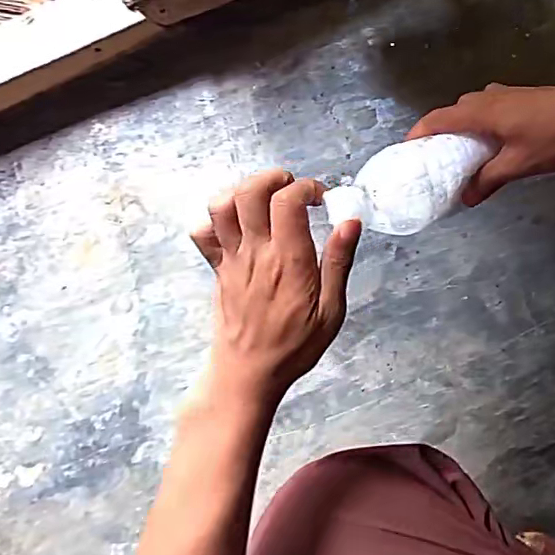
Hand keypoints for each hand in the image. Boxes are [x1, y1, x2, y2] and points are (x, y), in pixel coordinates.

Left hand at [188, 169, 360, 412]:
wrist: (245, 377)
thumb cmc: (294, 346)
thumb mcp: (332, 311)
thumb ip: (338, 262)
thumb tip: (351, 222)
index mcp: (288, 261)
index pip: (286, 202)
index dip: (305, 187)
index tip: (322, 198)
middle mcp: (255, 254)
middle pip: (249, 192)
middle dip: (273, 178)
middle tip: (294, 189)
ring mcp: (231, 260)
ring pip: (222, 205)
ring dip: (245, 190)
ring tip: (268, 199)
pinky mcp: (217, 269)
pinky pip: (203, 232)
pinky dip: (217, 218)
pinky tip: (241, 224)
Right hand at [406, 84, 554, 204]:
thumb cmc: (554, 138)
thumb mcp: (518, 165)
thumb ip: (488, 180)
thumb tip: (467, 198)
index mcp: (483, 111)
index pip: (440, 118)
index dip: (420, 132)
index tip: (407, 148)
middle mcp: (491, 96)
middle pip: (456, 110)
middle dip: (443, 129)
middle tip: (437, 155)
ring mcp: (510, 92)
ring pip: (476, 106)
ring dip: (465, 124)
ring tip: (465, 150)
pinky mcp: (526, 95)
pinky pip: (492, 105)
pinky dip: (483, 120)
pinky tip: (497, 139)